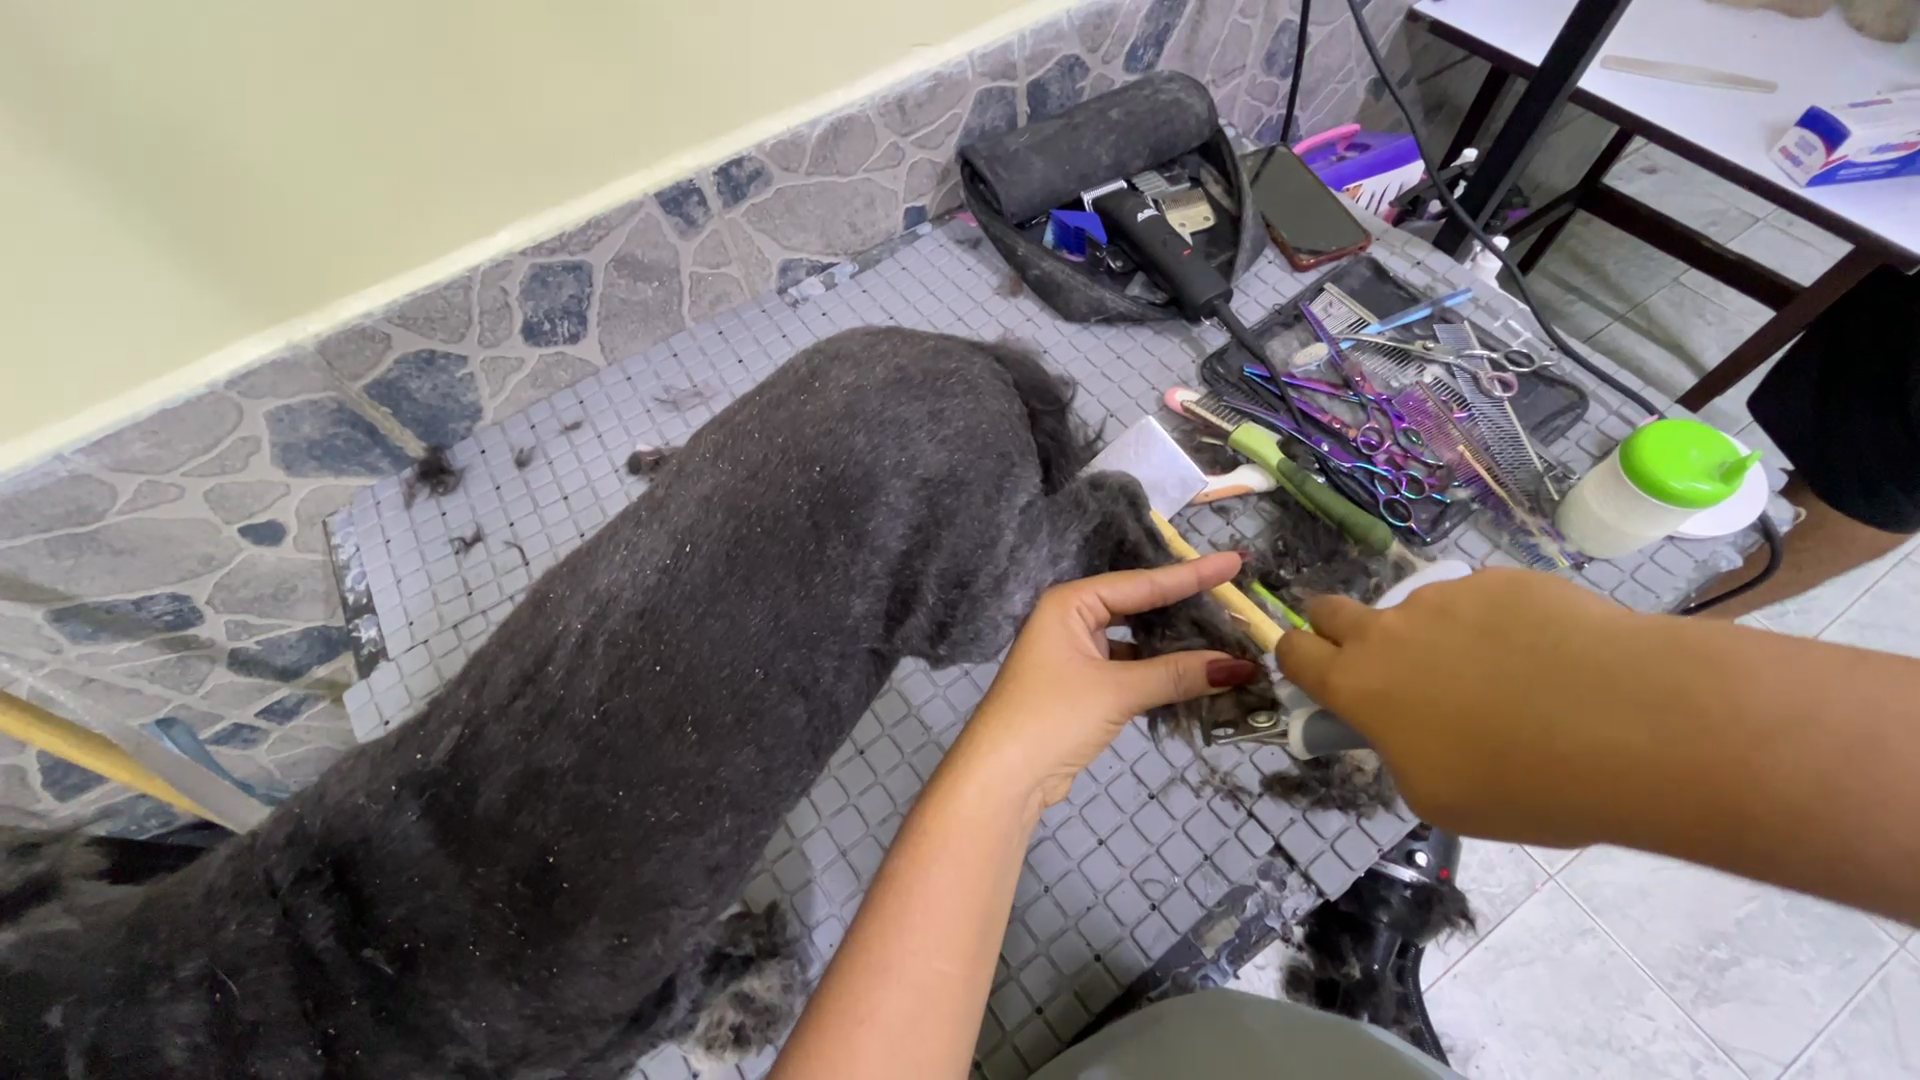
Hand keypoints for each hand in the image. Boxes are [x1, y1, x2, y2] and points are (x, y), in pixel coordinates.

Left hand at [948, 553, 1259, 806]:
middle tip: (1236, 602)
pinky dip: (1158, 673)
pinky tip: (1193, 678)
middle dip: (1185, 610)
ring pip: (1135, 642)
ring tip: (1226, 643)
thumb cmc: (1051, 717)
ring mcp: (1074, 654)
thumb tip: (1238, 667)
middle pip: (1138, 607)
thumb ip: (1176, 675)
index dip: (1191, 575)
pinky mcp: (1080, 686)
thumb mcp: (1116, 691)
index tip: (1234, 561)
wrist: (1002, 776)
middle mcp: (1070, 620)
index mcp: (1069, 603)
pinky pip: (1128, 668)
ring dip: (1174, 647)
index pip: (1141, 584)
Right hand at [1275, 568, 1660, 846]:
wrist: (1642, 727)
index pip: (1293, 653)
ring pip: (1417, 611)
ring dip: (1435, 637)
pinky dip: (1498, 625)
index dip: (1297, 661)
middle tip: (1387, 667)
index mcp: (1358, 686)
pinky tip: (1552, 659)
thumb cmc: (1527, 783)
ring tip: (1509, 678)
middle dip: (1337, 630)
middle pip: (1329, 609)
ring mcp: (1445, 599)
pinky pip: (1482, 601)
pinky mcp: (1502, 580)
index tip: (1320, 677)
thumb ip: (1399, 753)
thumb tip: (1408, 728)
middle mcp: (1387, 632)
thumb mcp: (1439, 799)